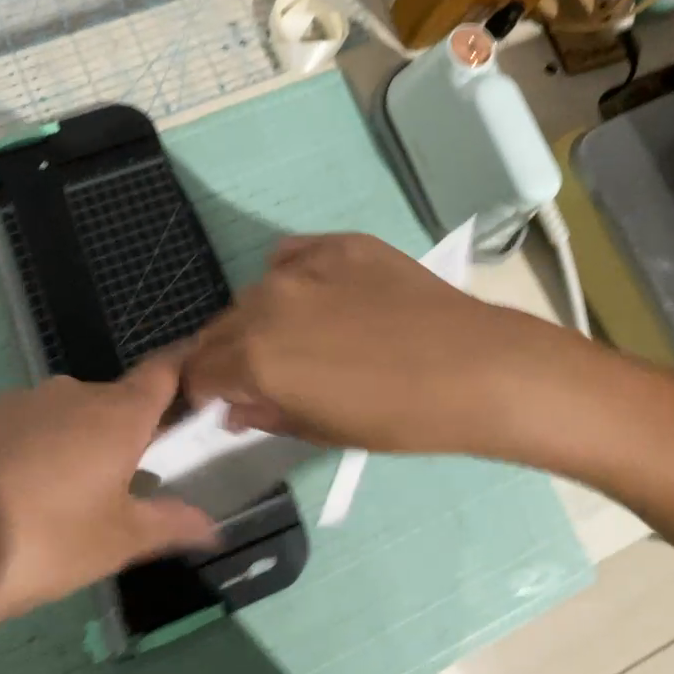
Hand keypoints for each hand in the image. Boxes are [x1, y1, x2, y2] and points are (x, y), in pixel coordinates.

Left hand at [0, 352, 220, 636]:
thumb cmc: (45, 542)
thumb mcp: (116, 543)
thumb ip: (169, 525)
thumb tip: (213, 525)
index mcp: (117, 415)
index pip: (161, 372)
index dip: (181, 366)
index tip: (196, 368)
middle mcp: (73, 393)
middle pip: (113, 401)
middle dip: (123, 432)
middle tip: (121, 483)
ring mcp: (21, 402)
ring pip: (66, 415)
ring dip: (75, 443)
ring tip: (62, 500)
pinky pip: (25, 426)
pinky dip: (33, 449)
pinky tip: (14, 495)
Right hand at [182, 233, 563, 455]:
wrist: (475, 368)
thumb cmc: (397, 418)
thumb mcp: (322, 430)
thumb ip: (264, 413)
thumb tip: (235, 405)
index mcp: (255, 356)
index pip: (198, 370)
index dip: (204, 390)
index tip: (223, 399)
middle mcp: (266, 303)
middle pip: (219, 328)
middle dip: (227, 354)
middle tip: (259, 373)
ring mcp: (303, 267)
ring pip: (256, 292)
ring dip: (261, 317)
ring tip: (300, 334)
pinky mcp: (338, 243)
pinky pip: (292, 257)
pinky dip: (292, 277)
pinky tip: (320, 295)